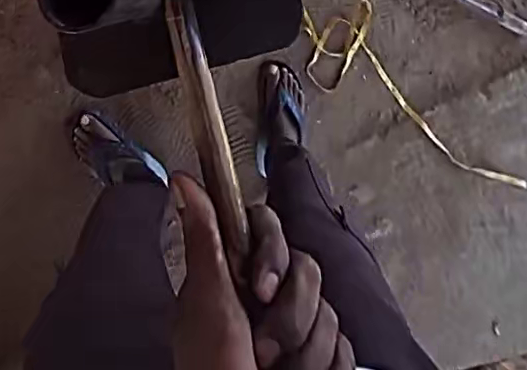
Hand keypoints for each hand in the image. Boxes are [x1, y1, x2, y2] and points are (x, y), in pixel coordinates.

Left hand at [172, 173, 354, 369]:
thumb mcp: (207, 305)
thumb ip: (204, 239)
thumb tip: (180, 176)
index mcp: (232, 269)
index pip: (266, 224)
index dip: (272, 251)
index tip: (260, 289)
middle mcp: (265, 291)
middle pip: (307, 267)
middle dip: (291, 316)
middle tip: (263, 354)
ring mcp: (295, 325)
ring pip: (329, 311)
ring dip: (305, 353)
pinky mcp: (322, 360)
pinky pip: (345, 348)